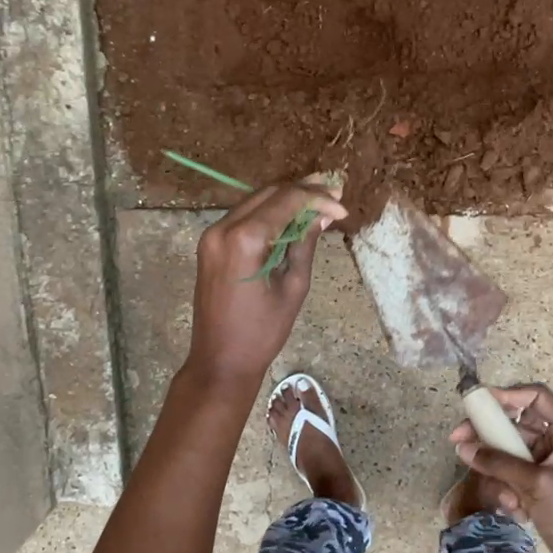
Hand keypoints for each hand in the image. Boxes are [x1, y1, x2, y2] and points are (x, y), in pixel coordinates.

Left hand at [186, 182, 347, 386]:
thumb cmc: (262, 333)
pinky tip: (291, 217)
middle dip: (302, 192)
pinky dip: (268, 214)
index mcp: (245, 239)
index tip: (342, 208)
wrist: (220, 360)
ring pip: (254, 202)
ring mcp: (212, 235)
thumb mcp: (293, 288)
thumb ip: (305, 245)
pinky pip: (243, 218)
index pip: (286, 201)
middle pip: (268, 193)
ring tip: (319, 200)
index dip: (317, 199)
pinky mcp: (209, 245)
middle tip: (334, 193)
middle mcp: (223, 228)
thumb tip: (321, 217)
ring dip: (285, 200)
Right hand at [451, 384, 552, 552]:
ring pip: (507, 452)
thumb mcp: (536, 484)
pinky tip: (513, 510)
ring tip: (503, 498)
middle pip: (514, 424)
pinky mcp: (535, 485)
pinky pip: (509, 474)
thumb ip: (499, 462)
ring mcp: (544, 465)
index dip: (507, 395)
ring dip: (498, 472)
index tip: (477, 404)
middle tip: (458, 441)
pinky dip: (505, 488)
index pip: (536, 397)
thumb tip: (463, 447)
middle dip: (488, 436)